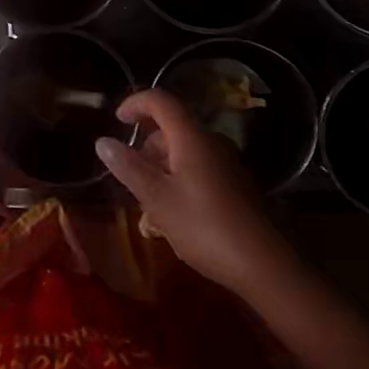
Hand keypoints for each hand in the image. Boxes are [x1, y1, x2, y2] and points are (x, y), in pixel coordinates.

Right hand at [95, 90, 290, 291]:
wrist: (265, 268)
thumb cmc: (204, 227)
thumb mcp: (156, 198)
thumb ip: (128, 167)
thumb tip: (103, 141)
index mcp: (191, 138)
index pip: (161, 101)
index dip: (136, 103)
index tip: (118, 120)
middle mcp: (211, 143)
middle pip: (172, 127)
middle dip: (146, 143)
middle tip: (131, 172)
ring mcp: (227, 165)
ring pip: (185, 149)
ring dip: (162, 163)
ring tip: (149, 196)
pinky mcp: (236, 186)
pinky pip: (199, 167)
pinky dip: (179, 176)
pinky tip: (175, 209)